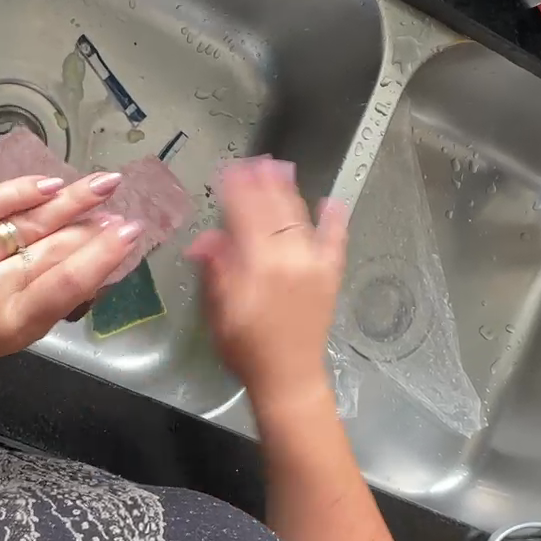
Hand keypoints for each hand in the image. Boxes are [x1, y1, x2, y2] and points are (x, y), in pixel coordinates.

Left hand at [0, 171, 140, 392]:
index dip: (103, 254)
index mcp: (10, 325)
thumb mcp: (14, 340)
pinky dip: (19, 191)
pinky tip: (51, 182)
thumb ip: (50, 302)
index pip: (67, 283)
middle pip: (52, 247)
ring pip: (26, 222)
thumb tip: (96, 259)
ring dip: (70, 199)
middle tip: (121, 206)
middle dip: (93, 225)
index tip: (131, 232)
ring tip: (102, 183)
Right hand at [186, 157, 349, 411]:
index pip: (244, 217)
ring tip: (282, 170)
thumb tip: (205, 240)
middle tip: (255, 162)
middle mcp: (288, 259)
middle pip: (273, 212)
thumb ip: (216, 271)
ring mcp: (313, 266)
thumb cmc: (245, 349)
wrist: (287, 378)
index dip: (236, 191)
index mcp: (257, 266)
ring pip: (300, 219)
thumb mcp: (219, 312)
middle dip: (263, 184)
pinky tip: (332, 203)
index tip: (229, 171)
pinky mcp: (329, 277)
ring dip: (290, 192)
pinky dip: (333, 221)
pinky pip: (335, 243)